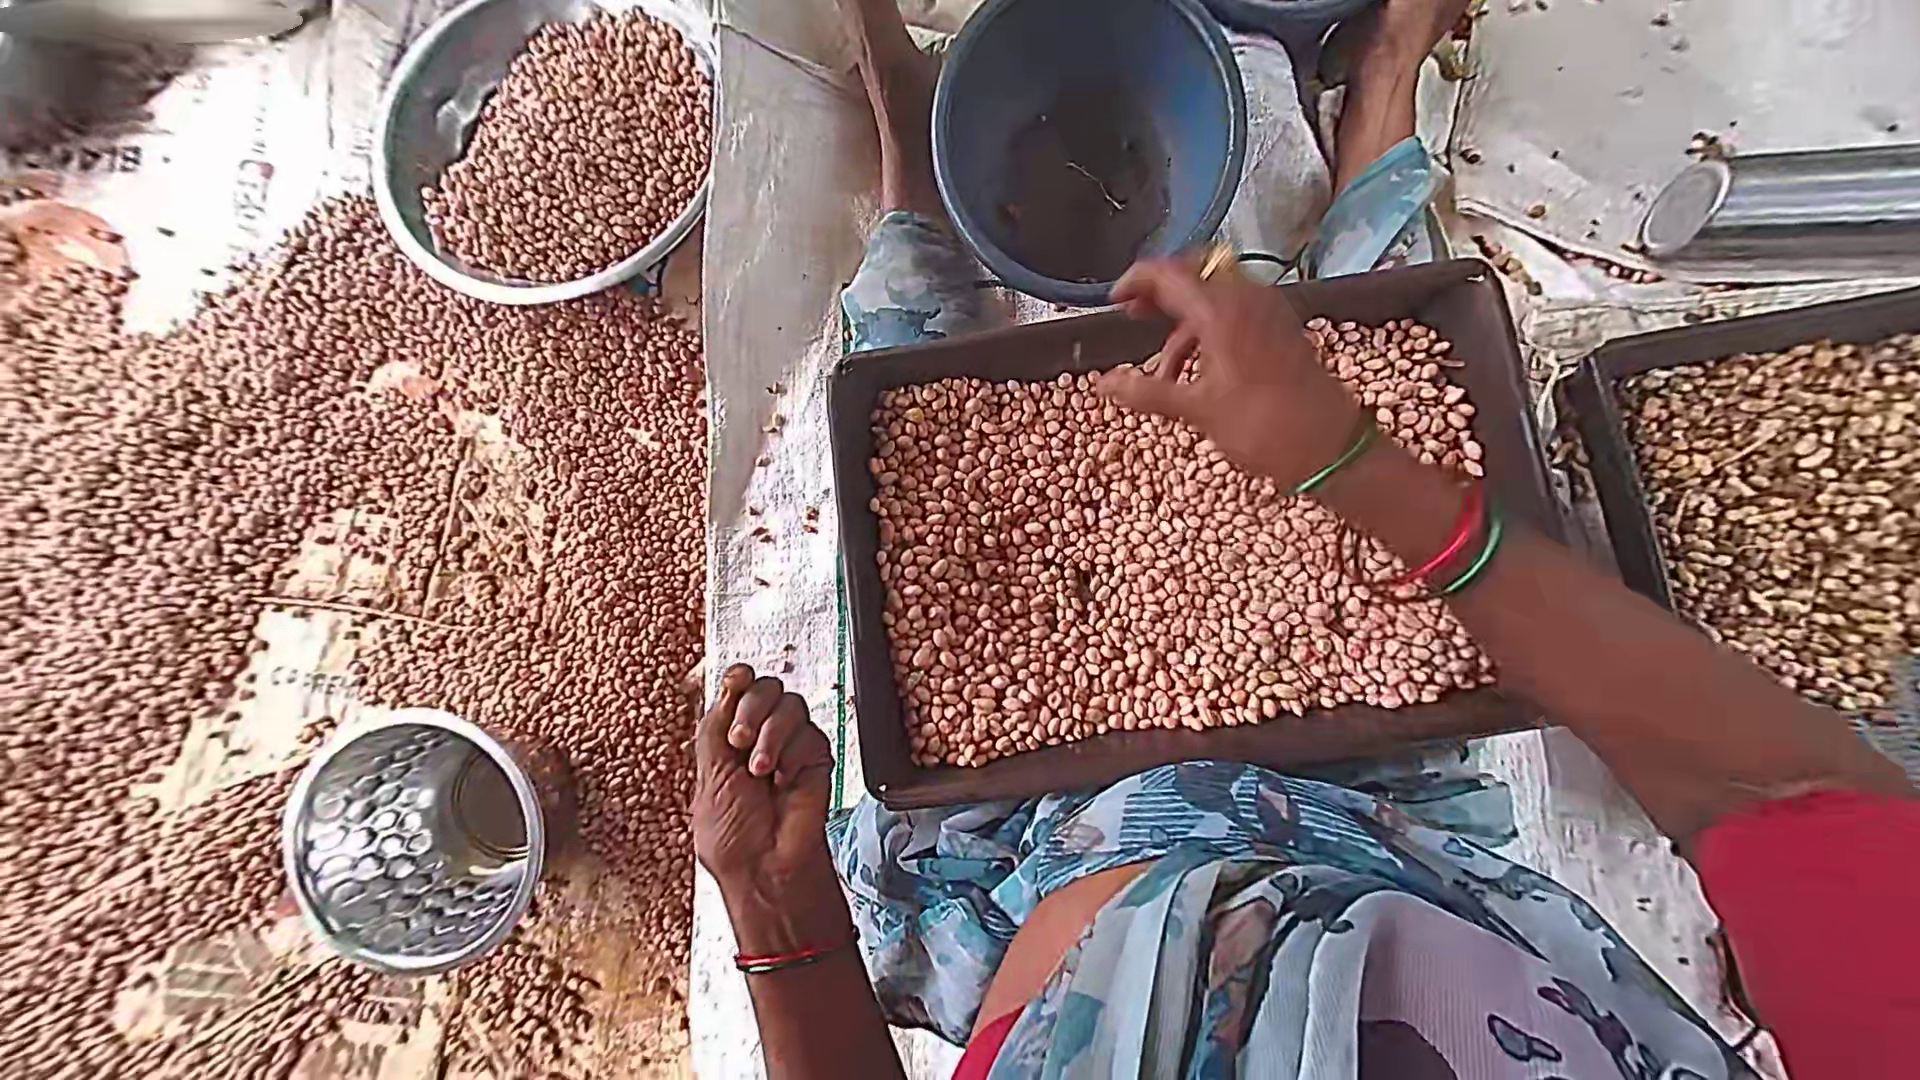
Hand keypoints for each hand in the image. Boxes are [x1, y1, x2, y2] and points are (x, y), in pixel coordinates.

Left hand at [692, 665, 846, 953]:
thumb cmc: (732, 834)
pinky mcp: (816, 754)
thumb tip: (729, 683)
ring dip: (771, 735)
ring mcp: (791, 743)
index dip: (739, 678)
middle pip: (766, 688)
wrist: (765, 865)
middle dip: (753, 708)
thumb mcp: (708, 774)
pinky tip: (784, 780)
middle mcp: (762, 734)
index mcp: (731, 736)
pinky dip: (793, 755)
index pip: (739, 689)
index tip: (735, 681)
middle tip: (740, 739)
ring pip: (790, 705)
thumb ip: (717, 724)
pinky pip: (809, 733)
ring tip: (760, 769)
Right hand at [1094, 256, 1361, 487]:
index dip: (1136, 281)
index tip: (1113, 301)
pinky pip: (1232, 314)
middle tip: (1132, 315)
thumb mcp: (1196, 410)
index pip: (1169, 274)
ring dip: (1181, 321)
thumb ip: (1146, 392)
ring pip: (1213, 295)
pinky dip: (1205, 331)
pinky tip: (1193, 370)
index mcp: (1223, 313)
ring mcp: (1267, 313)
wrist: (1328, 447)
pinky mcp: (1277, 330)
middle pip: (1194, 274)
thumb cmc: (1262, 427)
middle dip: (1159, 293)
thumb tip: (1102, 383)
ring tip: (1162, 369)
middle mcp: (1247, 301)